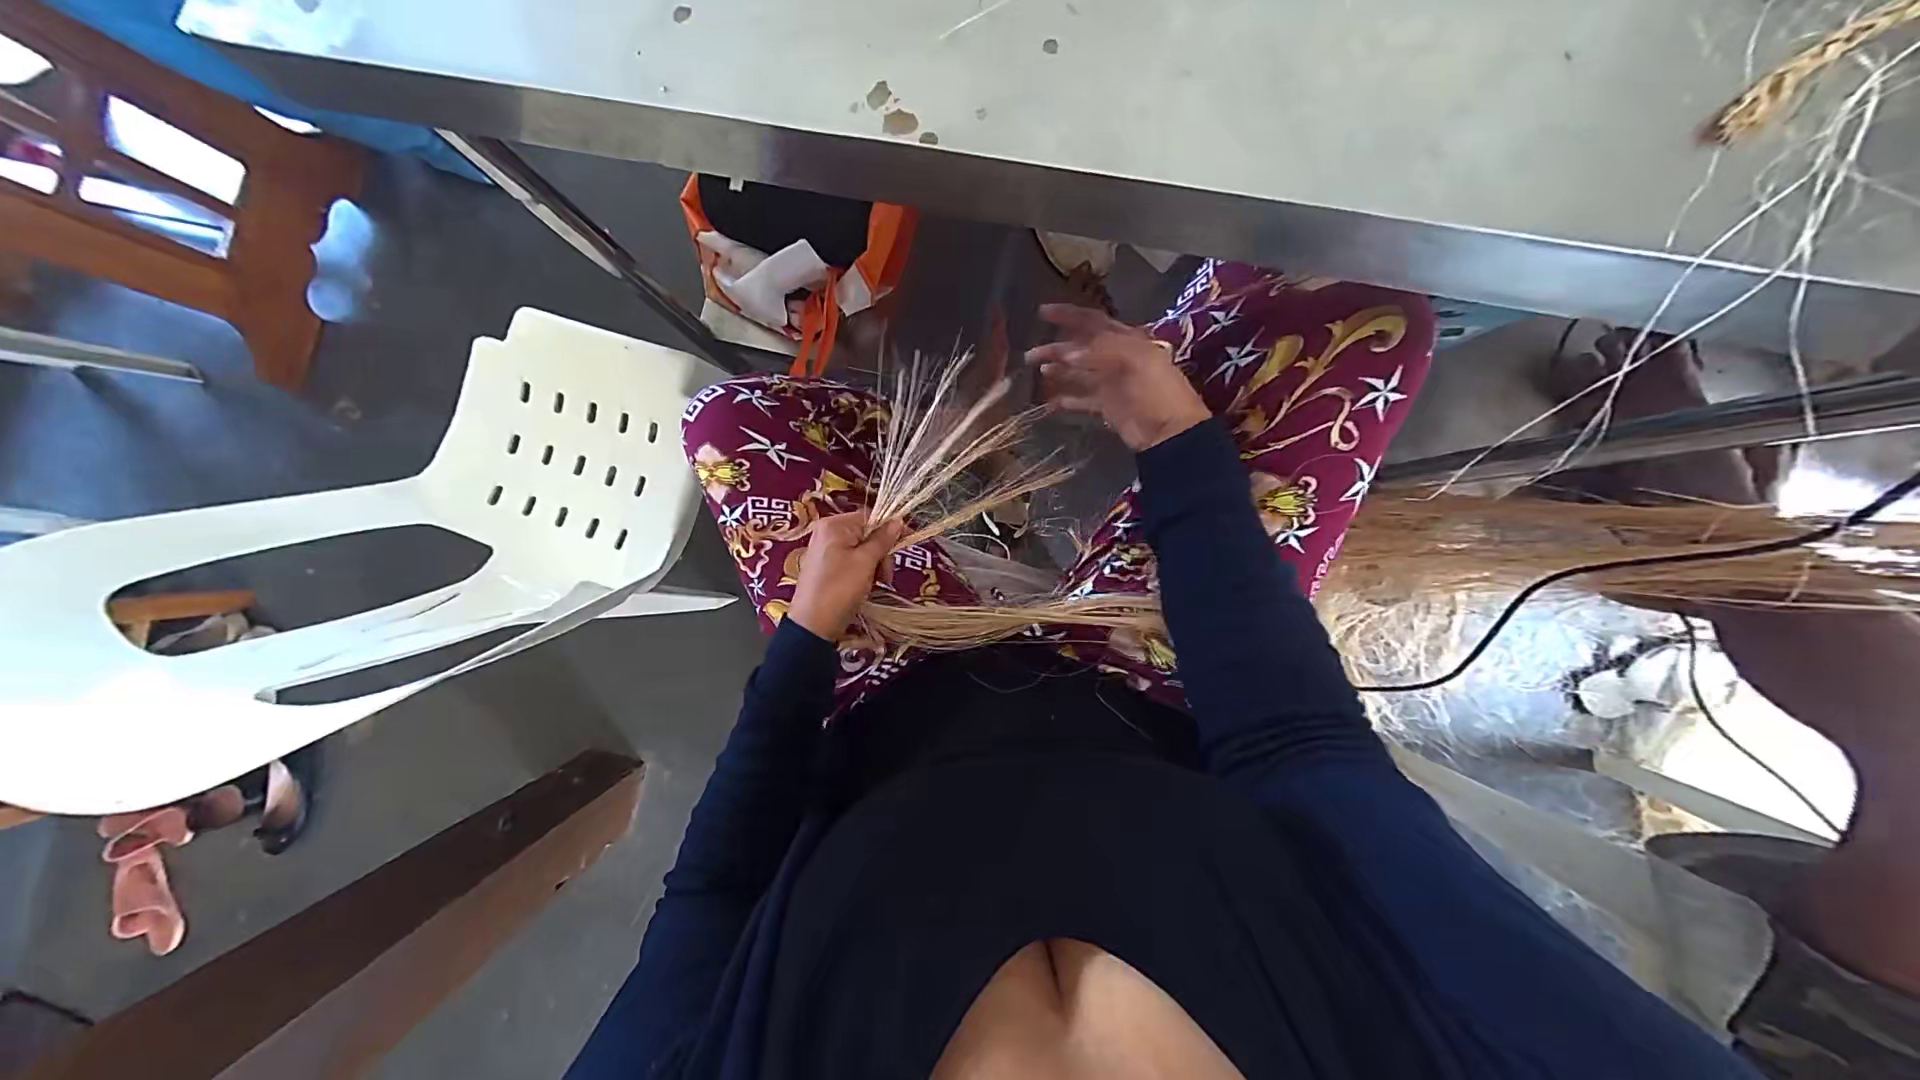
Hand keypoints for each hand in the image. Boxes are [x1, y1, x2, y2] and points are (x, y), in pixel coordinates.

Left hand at [787, 511, 905, 640]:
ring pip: (862, 550)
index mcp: (834, 525)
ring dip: (874, 566)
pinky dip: (862, 573)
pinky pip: (851, 562)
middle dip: (880, 554)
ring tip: (874, 585)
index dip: (889, 531)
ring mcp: (825, 550)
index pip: (870, 517)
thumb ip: (882, 539)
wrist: (813, 625)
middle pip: (867, 534)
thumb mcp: (865, 562)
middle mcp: (827, 533)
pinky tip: (864, 587)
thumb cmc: (840, 589)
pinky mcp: (826, 567)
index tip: (903, 546)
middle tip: (884, 575)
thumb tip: (898, 520)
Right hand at [1025, 304, 1211, 450]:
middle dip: (1056, 347)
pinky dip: (1065, 400)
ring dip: (1058, 370)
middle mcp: (1115, 358)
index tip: (1043, 312)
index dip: (1068, 315)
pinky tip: (1049, 402)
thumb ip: (1101, 351)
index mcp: (1126, 340)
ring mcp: (1110, 383)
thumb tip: (1068, 353)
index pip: (1093, 321)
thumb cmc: (1157, 391)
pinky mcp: (1106, 407)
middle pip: (1080, 348)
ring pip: (1078, 372)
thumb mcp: (1135, 361)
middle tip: (1031, 354)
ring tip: (1038, 371)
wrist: (1170, 432)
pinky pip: (1081, 400)